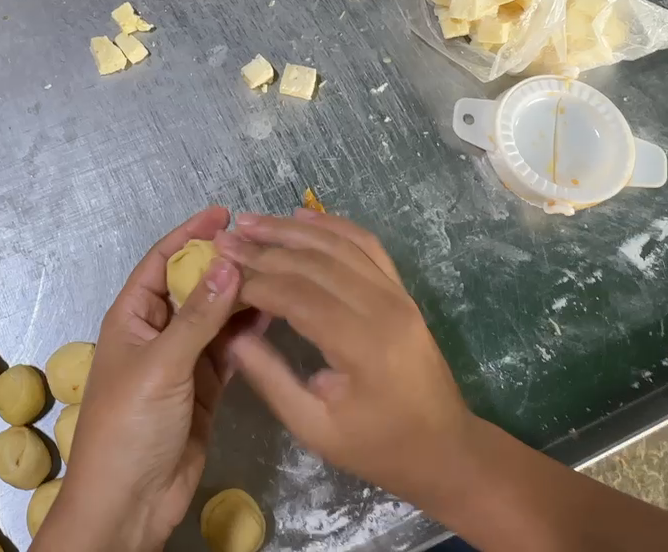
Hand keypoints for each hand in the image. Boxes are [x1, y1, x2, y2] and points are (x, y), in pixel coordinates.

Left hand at [33, 207, 265, 551]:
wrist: (129, 501)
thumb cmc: (130, 423)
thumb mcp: (163, 364)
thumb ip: (198, 317)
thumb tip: (229, 264)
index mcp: (132, 315)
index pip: (161, 261)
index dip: (189, 235)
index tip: (223, 213)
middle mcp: (156, 330)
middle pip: (191, 286)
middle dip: (221, 264)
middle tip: (263, 245)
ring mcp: (181, 359)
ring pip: (213, 317)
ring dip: (239, 297)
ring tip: (275, 274)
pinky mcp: (203, 388)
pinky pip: (226, 349)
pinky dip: (245, 333)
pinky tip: (270, 315)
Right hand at [219, 211, 480, 502]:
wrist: (447, 450)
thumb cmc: (379, 448)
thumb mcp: (315, 428)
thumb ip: (270, 379)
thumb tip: (229, 334)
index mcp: (362, 346)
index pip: (297, 296)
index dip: (254, 282)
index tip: (220, 273)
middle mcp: (383, 308)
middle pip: (314, 263)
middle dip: (263, 249)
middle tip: (224, 240)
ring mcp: (396, 293)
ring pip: (338, 243)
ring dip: (291, 228)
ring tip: (250, 221)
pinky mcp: (401, 289)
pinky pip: (365, 244)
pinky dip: (331, 225)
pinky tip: (300, 217)